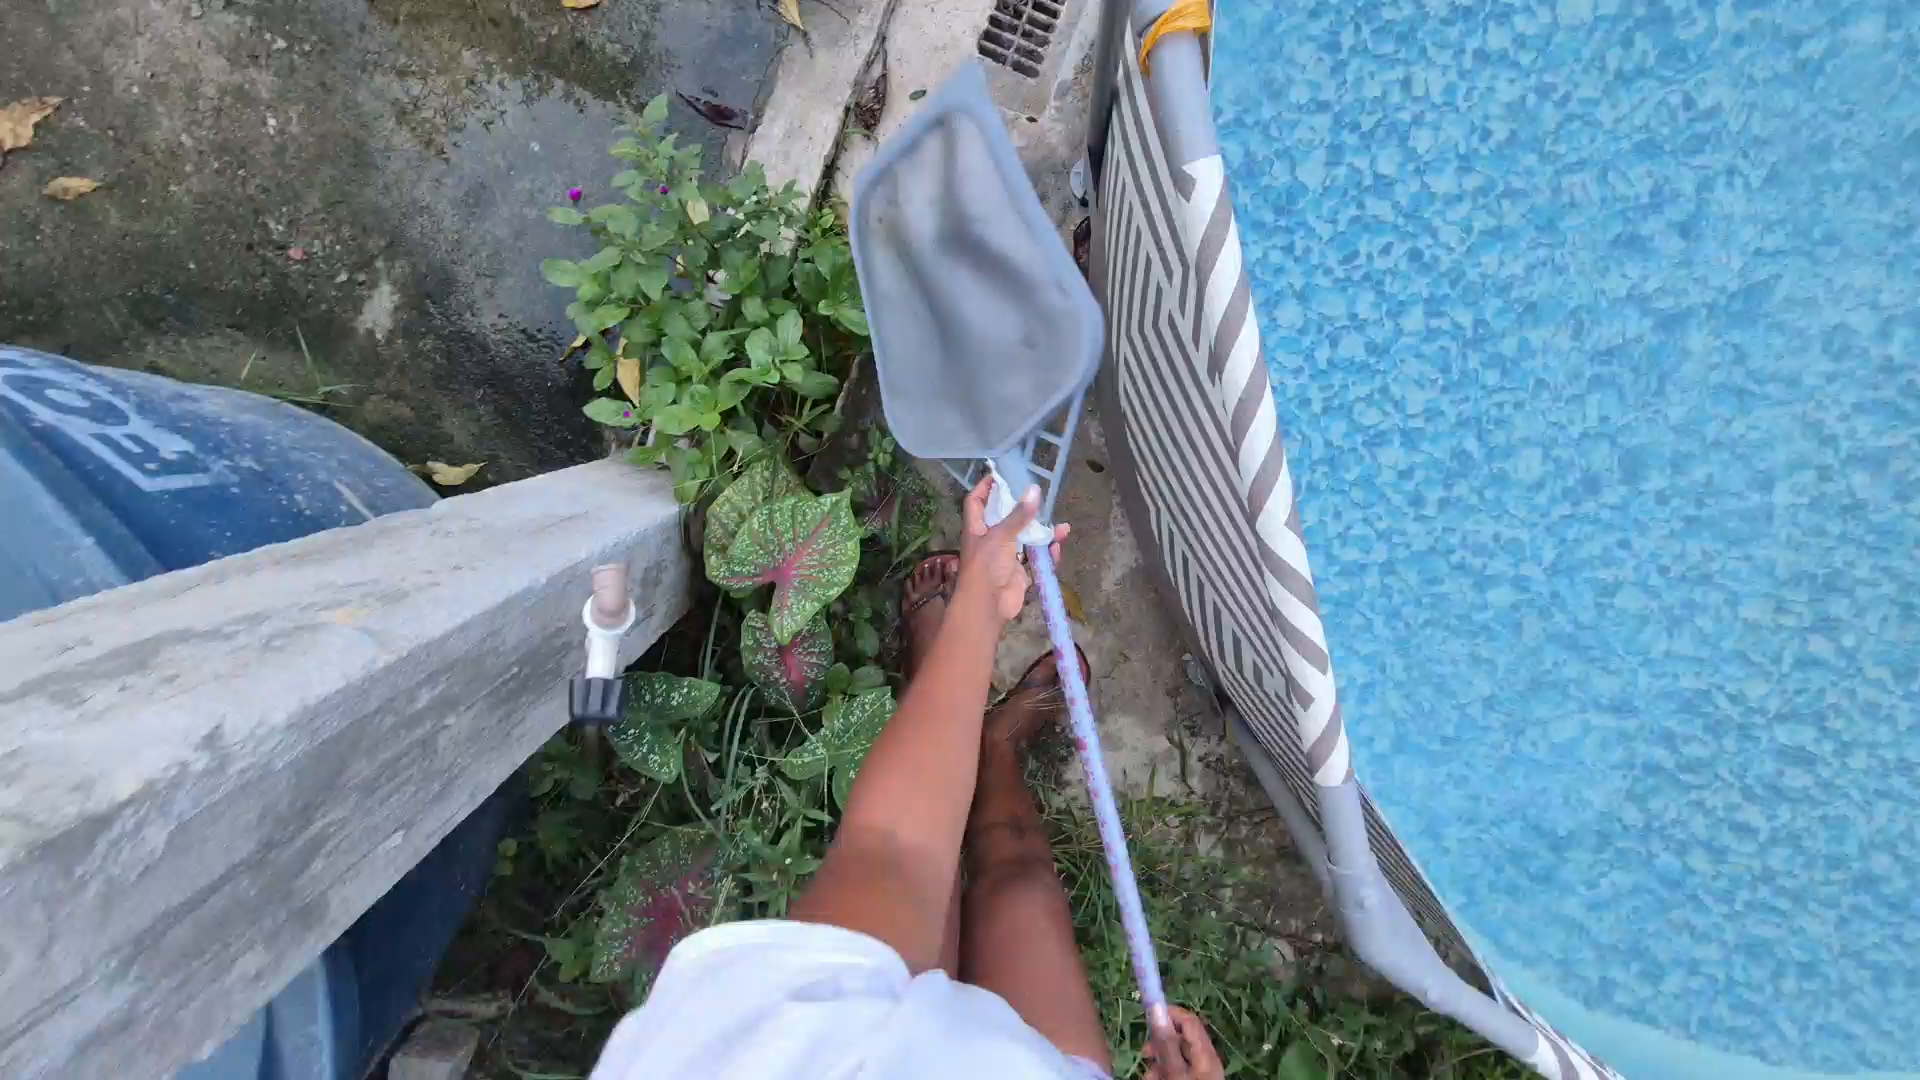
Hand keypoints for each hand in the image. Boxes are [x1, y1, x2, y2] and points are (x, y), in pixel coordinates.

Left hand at [958, 475, 1068, 623]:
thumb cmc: (986, 566)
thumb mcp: (1001, 535)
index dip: (984, 487)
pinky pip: (1035, 560)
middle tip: (1039, 497)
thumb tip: (1034, 490)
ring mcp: (1005, 558)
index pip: (976, 502)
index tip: (999, 475)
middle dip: (1022, 509)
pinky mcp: (1018, 574)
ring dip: (1042, 533)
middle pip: (1005, 519)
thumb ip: (1019, 515)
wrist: (987, 605)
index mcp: (977, 528)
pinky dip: (1046, 554)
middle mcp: (990, 541)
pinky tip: (1058, 547)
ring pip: (1025, 540)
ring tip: (1062, 526)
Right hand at [1143, 1007, 1223, 1079]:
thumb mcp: (1176, 1072)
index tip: (1148, 1018)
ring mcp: (1203, 1072)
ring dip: (1159, 1059)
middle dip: (1159, 1042)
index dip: (1169, 1013)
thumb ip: (1167, 1043)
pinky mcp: (1197, 1079)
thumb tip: (1156, 1007)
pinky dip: (1165, 1069)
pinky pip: (1180, 1068)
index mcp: (1206, 1052)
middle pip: (1181, 1037)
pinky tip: (1154, 1078)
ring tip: (1148, 1073)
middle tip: (1145, 1052)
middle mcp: (1206, 1058)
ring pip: (1177, 1054)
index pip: (1188, 1019)